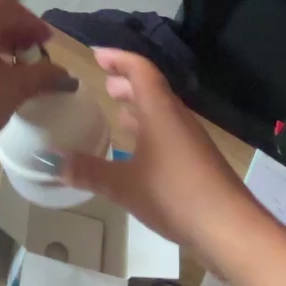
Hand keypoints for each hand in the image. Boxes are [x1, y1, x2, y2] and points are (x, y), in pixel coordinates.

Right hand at [60, 48, 257, 248]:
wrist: (233, 231)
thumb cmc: (176, 195)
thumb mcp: (123, 185)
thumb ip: (88, 171)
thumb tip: (52, 161)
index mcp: (159, 110)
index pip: (139, 69)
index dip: (117, 58)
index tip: (95, 54)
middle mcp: (176, 118)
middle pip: (151, 88)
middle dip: (126, 82)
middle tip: (103, 84)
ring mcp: (190, 140)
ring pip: (161, 112)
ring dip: (138, 107)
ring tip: (116, 112)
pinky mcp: (198, 162)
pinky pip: (168, 132)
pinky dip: (149, 131)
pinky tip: (137, 153)